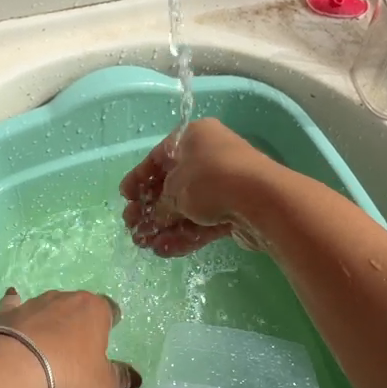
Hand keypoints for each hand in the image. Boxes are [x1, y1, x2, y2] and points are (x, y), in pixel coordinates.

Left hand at [0, 288, 140, 387]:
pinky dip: (16, 305)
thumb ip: (119, 379)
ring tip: (49, 341)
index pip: (109, 309)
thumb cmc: (68, 378)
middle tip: (78, 345)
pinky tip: (13, 300)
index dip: (111, 320)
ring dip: (50, 320)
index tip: (112, 327)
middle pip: (78, 306)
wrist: (14, 372)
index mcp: (94, 310)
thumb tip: (133, 375)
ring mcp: (35, 303)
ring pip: (48, 306)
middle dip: (78, 321)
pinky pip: (14, 303)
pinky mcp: (7, 312)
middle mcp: (66, 299)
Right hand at [119, 118, 276, 256]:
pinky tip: (164, 250)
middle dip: (152, 207)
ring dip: (165, 225)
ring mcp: (224, 184)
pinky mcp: (234, 210)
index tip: (125, 196)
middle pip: (173, 183)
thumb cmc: (211, 179)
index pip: (160, 156)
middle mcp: (210, 156)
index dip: (140, 177)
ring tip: (144, 244)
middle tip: (132, 226)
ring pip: (188, 206)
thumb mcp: (176, 188)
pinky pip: (203, 221)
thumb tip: (155, 216)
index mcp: (195, 137)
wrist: (261, 199)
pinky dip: (185, 234)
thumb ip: (161, 203)